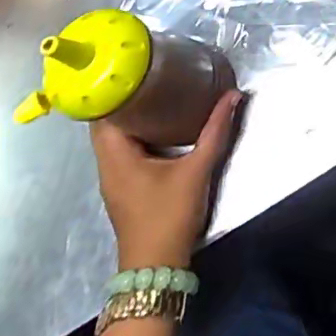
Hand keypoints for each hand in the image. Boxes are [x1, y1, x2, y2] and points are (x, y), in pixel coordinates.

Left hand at [89, 90, 242, 268]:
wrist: (157, 267)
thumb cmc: (169, 215)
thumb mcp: (197, 170)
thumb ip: (215, 131)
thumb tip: (233, 96)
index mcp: (116, 156)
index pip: (102, 113)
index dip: (115, 88)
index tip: (137, 68)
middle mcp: (108, 164)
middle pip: (108, 121)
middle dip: (128, 97)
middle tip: (155, 73)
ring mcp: (115, 177)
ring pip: (116, 136)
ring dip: (133, 114)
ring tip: (160, 90)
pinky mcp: (125, 185)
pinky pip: (124, 148)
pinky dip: (138, 131)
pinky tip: (161, 122)